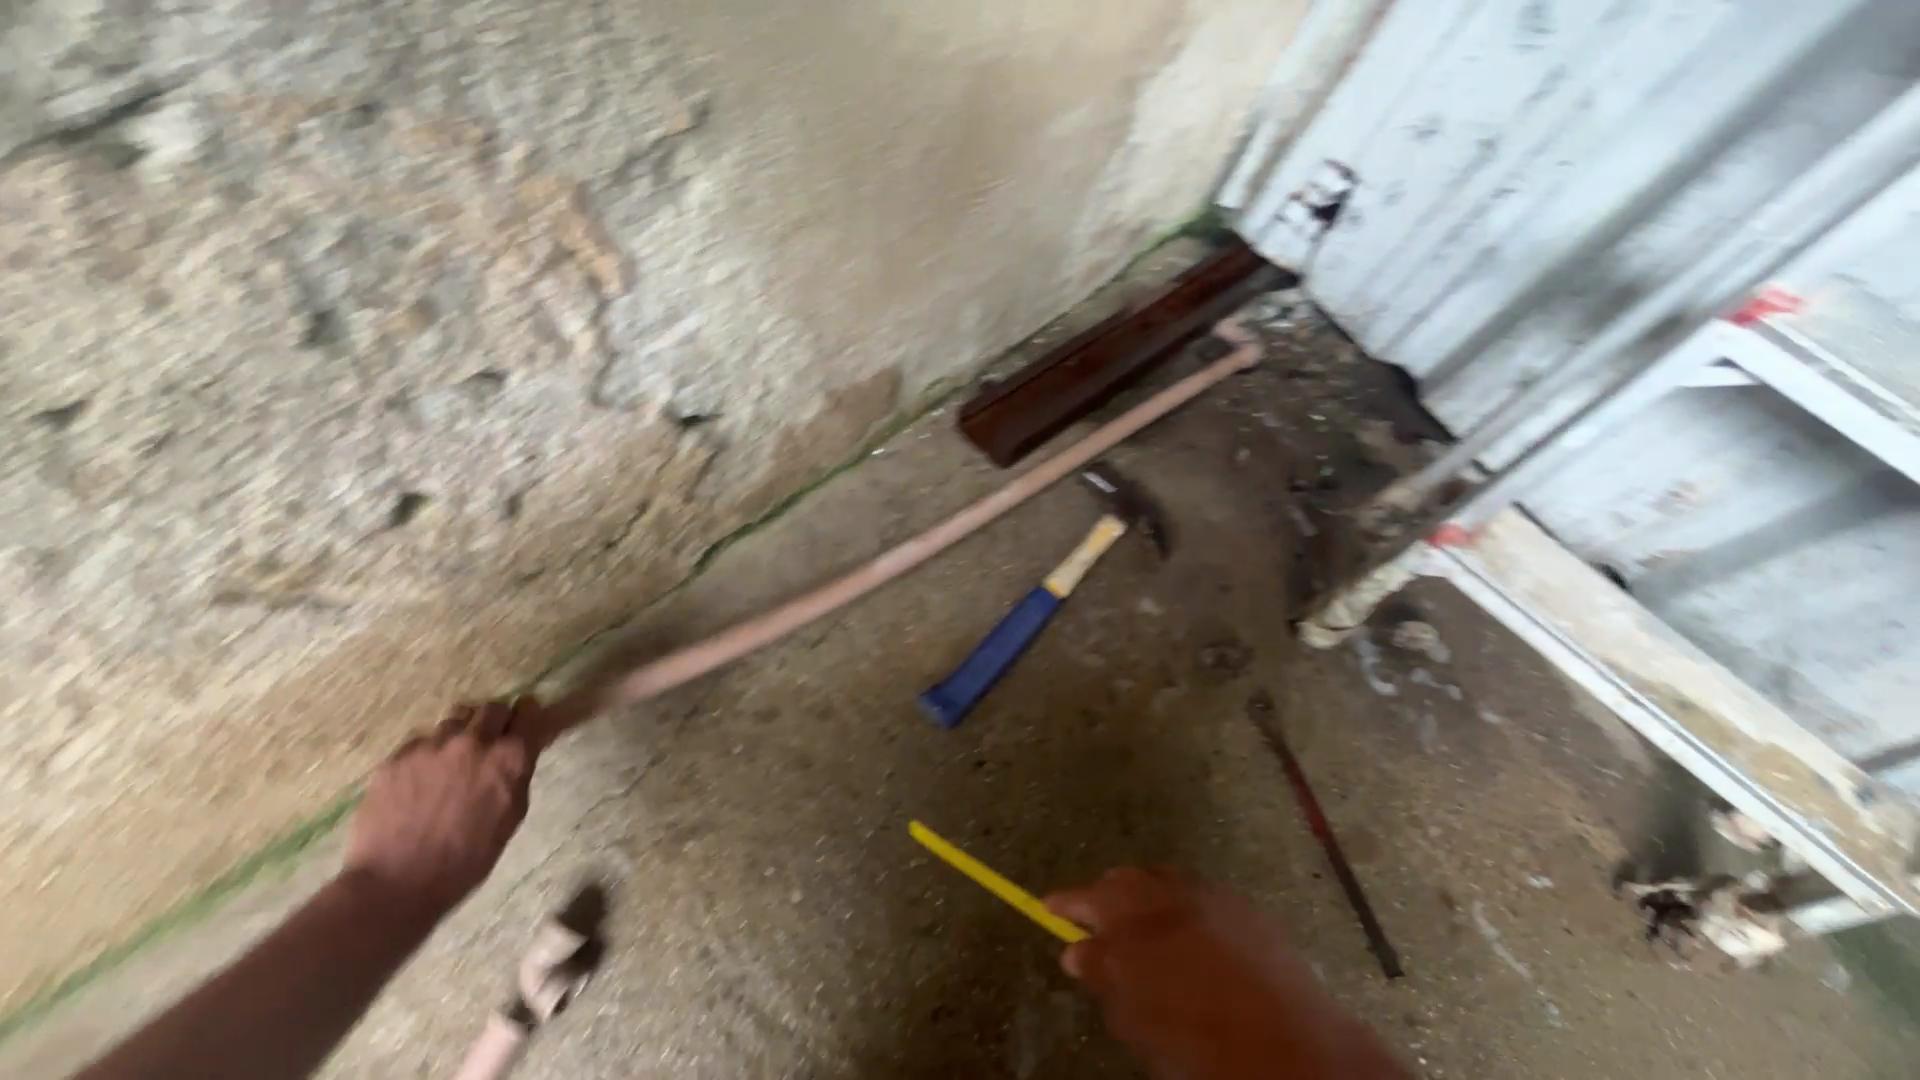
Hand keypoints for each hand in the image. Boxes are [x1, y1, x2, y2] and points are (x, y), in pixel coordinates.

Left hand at [342, 699, 538, 917]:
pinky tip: (419, 783)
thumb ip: (517, 775)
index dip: (528, 718)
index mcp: (510, 757)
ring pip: (454, 721)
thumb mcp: (511, 816)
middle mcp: (474, 741)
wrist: (396, 883)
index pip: (529, 713)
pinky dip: (426, 755)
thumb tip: (518, 755)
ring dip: (460, 736)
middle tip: (489, 744)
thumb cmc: (467, 859)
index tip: (523, 725)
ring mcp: (431, 746)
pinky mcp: (397, 757)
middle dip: (495, 721)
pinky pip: (420, 742)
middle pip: (492, 708)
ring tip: (450, 763)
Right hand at [1045, 868, 1409, 1079]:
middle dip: (1107, 900)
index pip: (1085, 898)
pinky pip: (1199, 899)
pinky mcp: (1246, 908)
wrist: (1287, 1040)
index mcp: (1134, 910)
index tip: (1045, 908)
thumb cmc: (1194, 1032)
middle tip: (1097, 929)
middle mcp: (1170, 887)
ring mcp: (1211, 893)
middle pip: (1126, 881)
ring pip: (1164, 885)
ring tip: (1143, 936)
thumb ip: (1102, 974)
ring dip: (1147, 903)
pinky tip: (1190, 944)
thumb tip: (1077, 950)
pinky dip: (1184, 913)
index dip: (1063, 904)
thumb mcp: (1133, 1013)